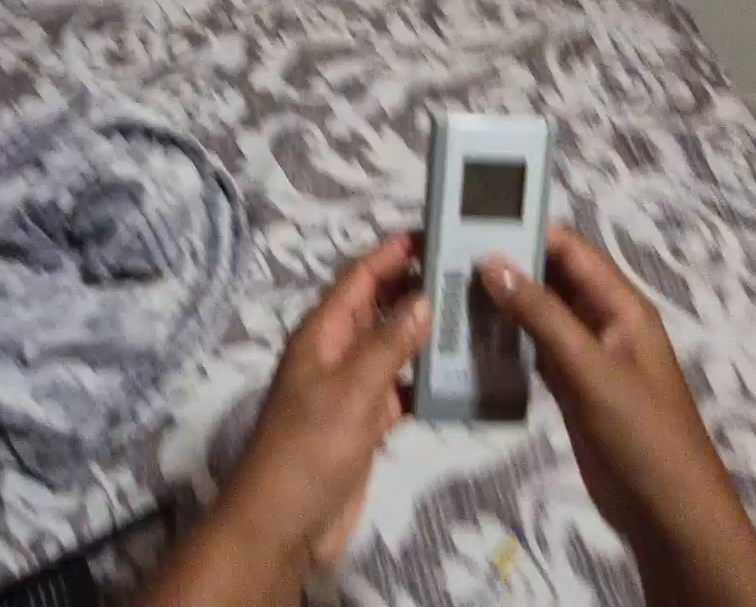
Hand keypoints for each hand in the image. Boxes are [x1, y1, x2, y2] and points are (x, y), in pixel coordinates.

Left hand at [219, 233, 430, 567]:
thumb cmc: (311, 447)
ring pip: (391, 346)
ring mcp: (351, 387)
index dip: (390, 253)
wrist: (285, 522)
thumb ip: (388, 345)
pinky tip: (458, 375)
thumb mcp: (352, 391)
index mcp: (322, 332)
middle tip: (463, 272)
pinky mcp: (366, 421)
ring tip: (470, 315)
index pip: (358, 278)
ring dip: (422, 332)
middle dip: (412, 286)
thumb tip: (424, 299)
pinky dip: (424, 378)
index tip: (431, 233)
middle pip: (376, 307)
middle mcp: (336, 351)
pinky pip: (399, 386)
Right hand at [478, 229, 755, 606]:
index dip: (527, 231)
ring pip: (537, 310)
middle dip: (507, 263)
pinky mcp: (569, 381)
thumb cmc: (641, 432)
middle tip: (451, 254)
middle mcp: (601, 319)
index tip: (474, 224)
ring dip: (502, 299)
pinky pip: (532, 344)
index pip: (570, 250)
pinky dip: (505, 335)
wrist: (668, 515)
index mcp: (620, 305)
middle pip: (550, 275)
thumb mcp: (590, 369)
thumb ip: (541, 315)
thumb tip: (491, 262)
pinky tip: (470, 332)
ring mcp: (584, 351)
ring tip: (451, 287)